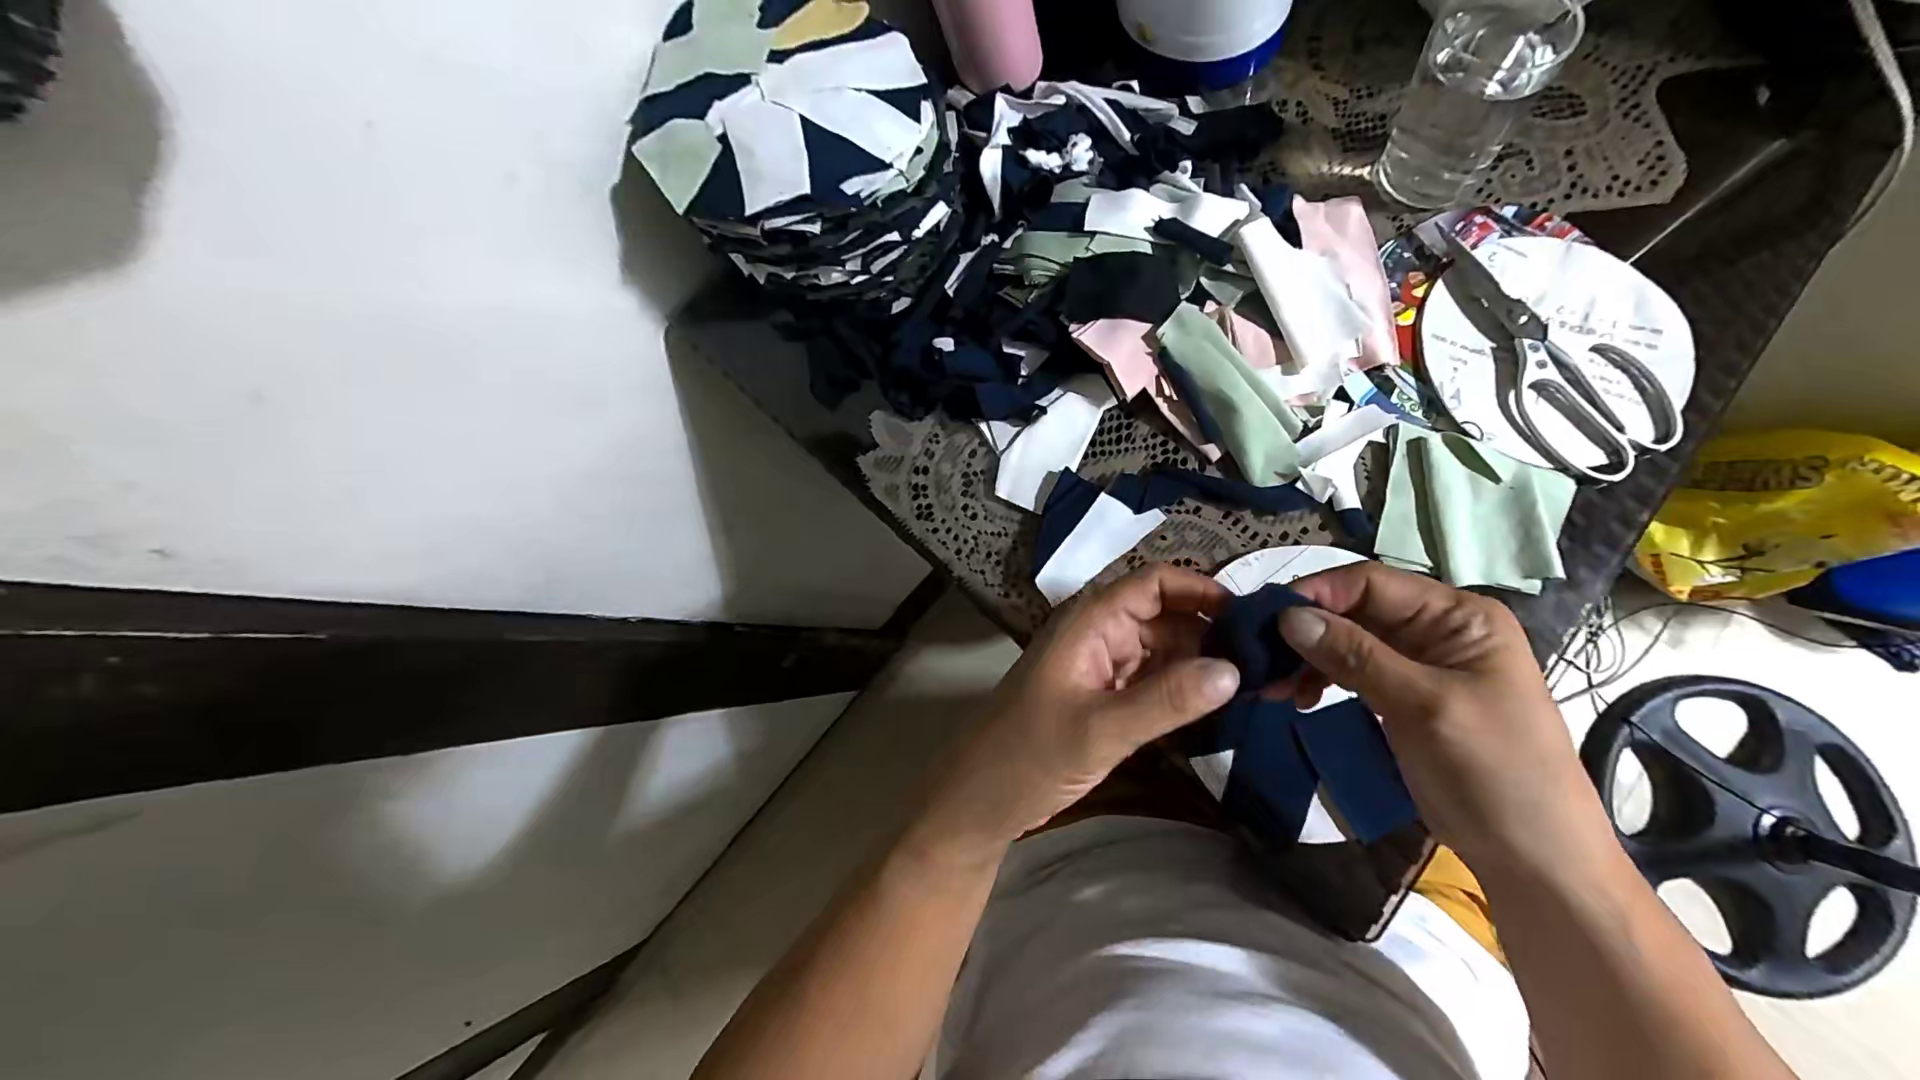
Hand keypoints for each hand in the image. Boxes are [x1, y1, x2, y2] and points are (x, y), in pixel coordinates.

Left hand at [907, 565, 1241, 864]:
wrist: (978, 802)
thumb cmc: (1028, 756)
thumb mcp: (1099, 729)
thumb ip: (1165, 700)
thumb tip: (1235, 669)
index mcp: (1088, 623)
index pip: (1152, 583)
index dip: (1202, 590)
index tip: (1254, 617)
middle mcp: (1097, 636)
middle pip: (1164, 616)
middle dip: (1212, 631)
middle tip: (1271, 660)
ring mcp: (1100, 669)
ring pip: (1162, 650)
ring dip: (1202, 662)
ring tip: (1259, 683)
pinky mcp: (1103, 700)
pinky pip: (1152, 682)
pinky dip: (1182, 689)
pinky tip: (1219, 705)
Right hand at [1270, 561, 1614, 878]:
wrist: (1535, 860)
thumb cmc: (1494, 773)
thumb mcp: (1422, 706)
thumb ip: (1355, 656)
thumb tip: (1288, 616)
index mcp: (1459, 616)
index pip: (1370, 582)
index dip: (1316, 593)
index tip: (1265, 619)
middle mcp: (1437, 629)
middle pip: (1353, 610)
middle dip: (1305, 630)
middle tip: (1259, 658)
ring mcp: (1420, 664)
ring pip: (1345, 641)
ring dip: (1306, 658)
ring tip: (1274, 686)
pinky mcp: (1403, 696)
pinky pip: (1350, 671)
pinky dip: (1320, 679)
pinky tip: (1298, 697)